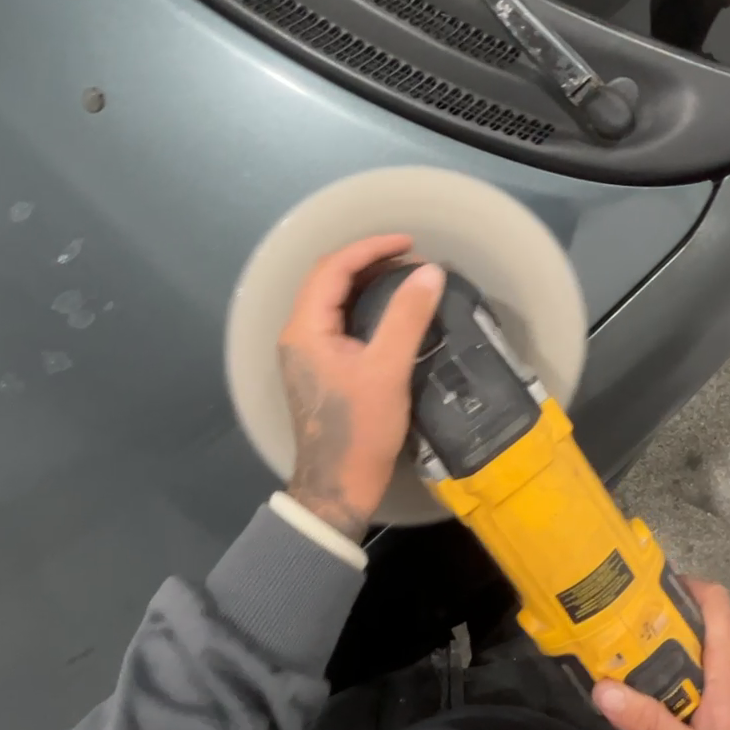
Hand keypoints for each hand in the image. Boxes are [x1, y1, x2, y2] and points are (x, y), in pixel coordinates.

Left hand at [278, 234, 444, 542]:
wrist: (339, 486)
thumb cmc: (360, 429)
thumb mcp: (388, 370)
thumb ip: (407, 317)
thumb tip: (430, 271)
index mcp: (306, 328)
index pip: (332, 268)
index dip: (370, 248)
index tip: (409, 243)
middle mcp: (299, 334)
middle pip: (329, 279)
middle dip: (368, 260)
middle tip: (409, 257)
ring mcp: (307, 352)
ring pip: (333, 299)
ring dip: (366, 281)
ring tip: (405, 276)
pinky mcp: (320, 367)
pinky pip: (339, 320)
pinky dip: (364, 304)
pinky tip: (392, 310)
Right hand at [593, 578, 729, 729]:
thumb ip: (649, 724)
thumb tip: (601, 688)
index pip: (716, 602)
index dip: (684, 585)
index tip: (644, 589)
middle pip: (703, 630)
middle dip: (663, 628)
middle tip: (620, 635)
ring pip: (708, 659)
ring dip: (674, 659)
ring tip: (633, 669)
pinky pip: (717, 683)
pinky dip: (689, 684)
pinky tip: (666, 708)